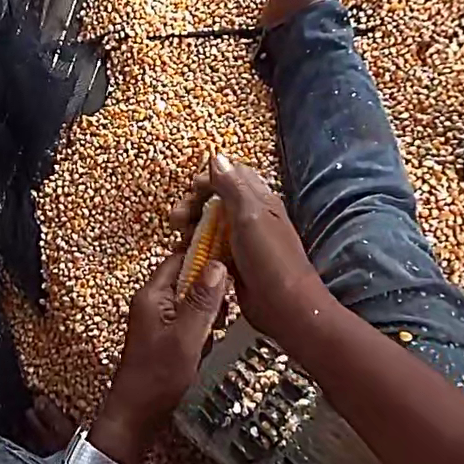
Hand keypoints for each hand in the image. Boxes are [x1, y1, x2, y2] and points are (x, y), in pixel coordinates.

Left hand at [94, 251, 228, 463]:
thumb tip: (218, 264)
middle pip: (189, 279)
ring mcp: (158, 318)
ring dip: (208, 317)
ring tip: (208, 338)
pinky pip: (190, 322)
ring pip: (194, 302)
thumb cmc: (158, 376)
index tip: (234, 261)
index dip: (206, 255)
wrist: (136, 415)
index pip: (181, 258)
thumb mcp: (186, 337)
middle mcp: (153, 300)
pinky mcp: (165, 335)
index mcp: (152, 294)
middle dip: (210, 295)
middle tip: (219, 317)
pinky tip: (203, 349)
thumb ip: (202, 301)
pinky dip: (201, 333)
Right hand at [172, 154, 331, 346]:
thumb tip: (216, 157)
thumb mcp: (249, 216)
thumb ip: (231, 186)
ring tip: (178, 236)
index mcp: (260, 200)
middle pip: (215, 198)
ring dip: (190, 225)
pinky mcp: (233, 261)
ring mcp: (241, 240)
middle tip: (178, 218)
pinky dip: (196, 245)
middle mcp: (251, 216)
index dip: (209, 178)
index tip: (193, 191)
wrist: (284, 307)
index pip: (231, 174)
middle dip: (193, 203)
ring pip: (209, 222)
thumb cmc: (270, 259)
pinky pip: (209, 245)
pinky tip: (185, 252)